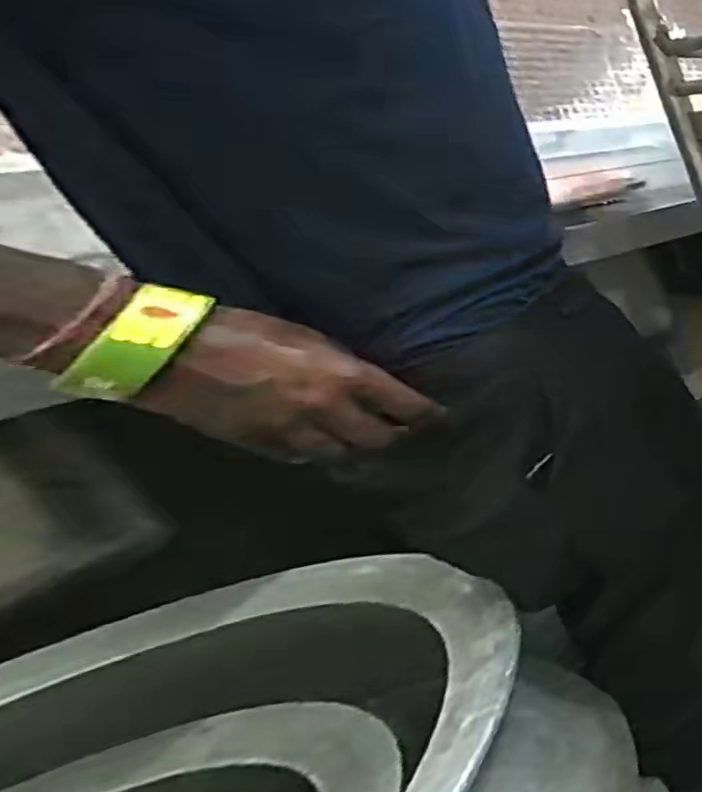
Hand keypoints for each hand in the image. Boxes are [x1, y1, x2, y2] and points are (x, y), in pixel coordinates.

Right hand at [132, 307, 445, 462]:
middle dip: (396, 438)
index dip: (428, 416)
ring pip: (342, 455)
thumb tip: (374, 384)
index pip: (406, 406)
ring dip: (358, 451)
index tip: (441, 419)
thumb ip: (349, 367)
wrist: (171, 353)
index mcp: (348, 378)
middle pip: (379, 439)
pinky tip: (326, 447)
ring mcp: (292, 431)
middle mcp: (327, 410)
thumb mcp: (316, 341)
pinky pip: (301, 458)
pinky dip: (318, 454)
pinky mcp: (259, 445)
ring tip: (368, 445)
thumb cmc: (251, 334)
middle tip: (405, 433)